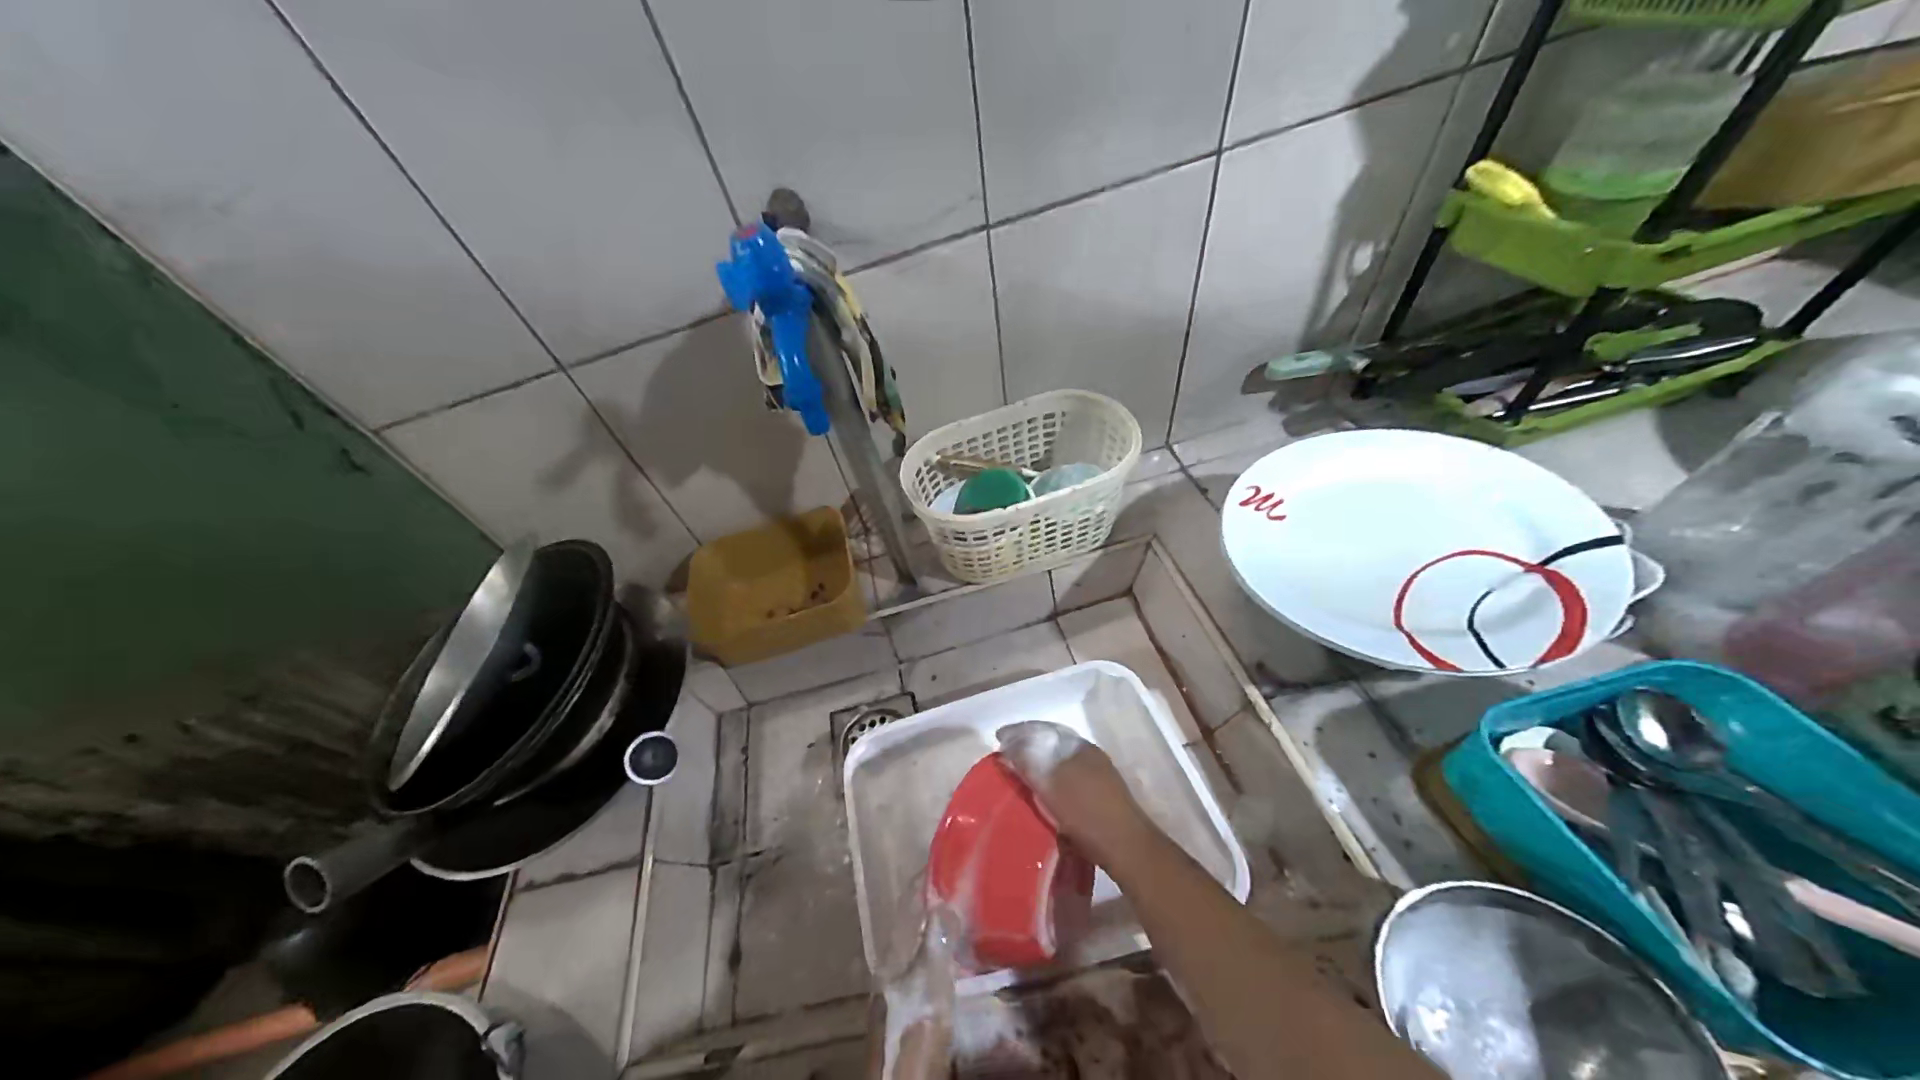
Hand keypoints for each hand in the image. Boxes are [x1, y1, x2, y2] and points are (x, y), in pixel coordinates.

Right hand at [995, 721, 1156, 869]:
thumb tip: (1008, 745)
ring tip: (1020, 769)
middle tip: (1006, 752)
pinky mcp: (1101, 793)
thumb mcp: (1051, 786)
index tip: (998, 737)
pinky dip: (1051, 774)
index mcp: (1077, 746)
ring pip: (1061, 758)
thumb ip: (1029, 762)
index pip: (1043, 728)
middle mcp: (1088, 753)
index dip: (1019, 731)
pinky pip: (1068, 773)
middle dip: (1028, 743)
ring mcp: (1098, 773)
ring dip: (1040, 760)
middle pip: (1052, 741)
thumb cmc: (1086, 812)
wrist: (1126, 846)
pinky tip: (1044, 788)